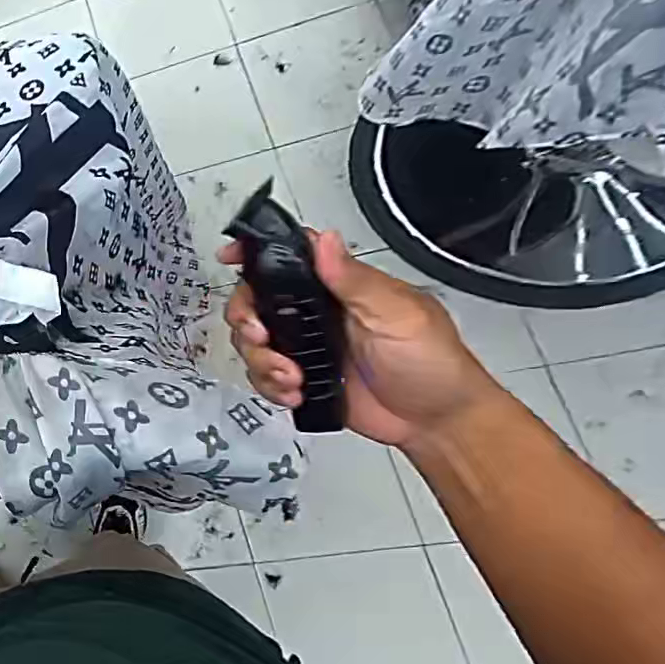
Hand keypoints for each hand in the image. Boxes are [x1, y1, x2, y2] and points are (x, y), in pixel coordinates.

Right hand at [219, 231, 506, 446]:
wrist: (435, 422)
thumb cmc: (431, 362)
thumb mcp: (398, 314)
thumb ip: (355, 281)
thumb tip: (324, 241)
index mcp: (338, 287)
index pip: (290, 257)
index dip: (254, 253)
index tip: (229, 257)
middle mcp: (316, 313)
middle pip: (255, 302)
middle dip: (246, 320)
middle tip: (260, 337)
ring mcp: (306, 346)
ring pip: (253, 343)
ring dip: (261, 361)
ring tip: (292, 378)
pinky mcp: (302, 378)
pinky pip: (264, 377)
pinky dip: (270, 387)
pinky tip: (296, 393)